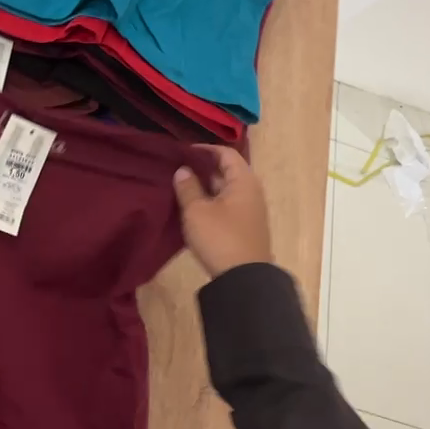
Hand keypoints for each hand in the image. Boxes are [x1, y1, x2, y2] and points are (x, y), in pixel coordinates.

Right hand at [173, 146, 271, 277]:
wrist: (245, 280)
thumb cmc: (220, 238)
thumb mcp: (197, 211)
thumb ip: (188, 187)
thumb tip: (183, 170)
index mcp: (243, 181)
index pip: (226, 153)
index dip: (205, 149)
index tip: (183, 151)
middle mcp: (251, 192)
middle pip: (227, 171)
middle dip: (203, 168)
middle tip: (178, 168)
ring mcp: (250, 210)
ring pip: (226, 189)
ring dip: (205, 186)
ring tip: (181, 186)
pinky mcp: (245, 227)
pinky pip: (227, 204)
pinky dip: (211, 200)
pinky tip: (193, 207)